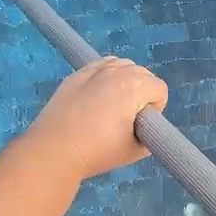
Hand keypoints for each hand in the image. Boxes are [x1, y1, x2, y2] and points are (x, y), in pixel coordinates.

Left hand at [17, 56, 167, 181]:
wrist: (55, 148)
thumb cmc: (98, 150)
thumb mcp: (136, 149)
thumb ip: (149, 133)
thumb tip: (143, 124)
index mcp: (134, 86)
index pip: (159, 89)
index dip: (156, 108)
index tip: (141, 125)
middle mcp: (115, 71)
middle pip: (142, 73)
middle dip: (142, 92)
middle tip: (128, 117)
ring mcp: (93, 69)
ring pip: (121, 65)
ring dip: (124, 81)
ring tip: (112, 105)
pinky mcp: (75, 74)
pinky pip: (99, 66)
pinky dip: (104, 76)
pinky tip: (96, 96)